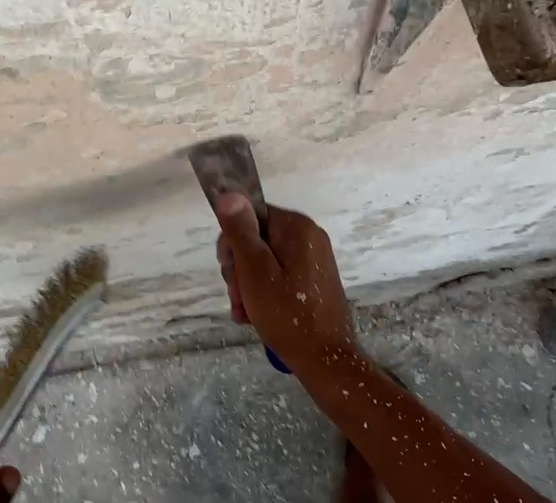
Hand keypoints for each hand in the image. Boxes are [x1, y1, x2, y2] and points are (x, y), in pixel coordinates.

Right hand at [215, 194, 355, 371]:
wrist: (326, 363)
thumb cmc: (287, 315)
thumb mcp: (255, 270)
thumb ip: (240, 230)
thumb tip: (229, 193)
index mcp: (297, 228)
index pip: (250, 215)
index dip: (233, 241)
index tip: (229, 269)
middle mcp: (308, 237)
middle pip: (256, 238)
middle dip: (239, 268)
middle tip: (237, 295)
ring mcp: (312, 260)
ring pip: (264, 260)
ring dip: (247, 284)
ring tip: (243, 311)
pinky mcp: (312, 280)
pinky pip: (278, 276)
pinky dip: (263, 292)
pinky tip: (252, 315)